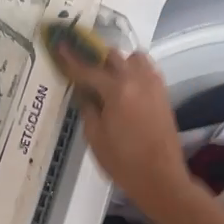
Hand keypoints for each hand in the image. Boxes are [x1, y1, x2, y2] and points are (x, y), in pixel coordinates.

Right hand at [56, 44, 197, 211]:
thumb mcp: (95, 137)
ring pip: (134, 58)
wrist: (160, 178)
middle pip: (113, 56)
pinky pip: (147, 70)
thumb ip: (88, 108)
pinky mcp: (163, 93)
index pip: (88, 69)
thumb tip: (84, 92)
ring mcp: (153, 85)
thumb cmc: (122, 162)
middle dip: (96, 59)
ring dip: (119, 62)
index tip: (60, 45)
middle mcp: (137, 80)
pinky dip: (134, 71)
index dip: (71, 58)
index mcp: (117, 90)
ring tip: (108, 78)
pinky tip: (125, 86)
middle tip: (83, 69)